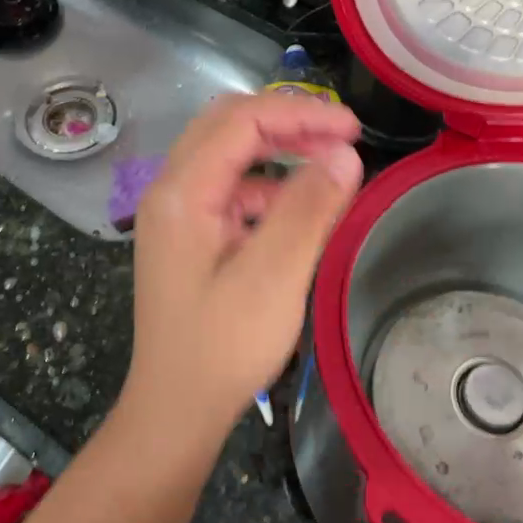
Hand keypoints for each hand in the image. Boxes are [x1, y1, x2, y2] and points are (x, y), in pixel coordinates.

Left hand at [124, 93, 361, 429]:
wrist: (176, 409)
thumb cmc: (222, 347)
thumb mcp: (273, 277)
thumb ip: (308, 209)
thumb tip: (345, 153)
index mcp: (181, 192)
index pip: (240, 120)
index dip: (300, 113)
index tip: (353, 129)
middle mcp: (169, 192)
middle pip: (227, 126)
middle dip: (287, 122)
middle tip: (340, 138)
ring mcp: (174, 216)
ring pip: (226, 156)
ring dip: (276, 151)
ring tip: (327, 170)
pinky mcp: (186, 239)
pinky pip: (227, 191)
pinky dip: (265, 186)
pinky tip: (296, 211)